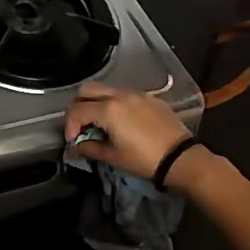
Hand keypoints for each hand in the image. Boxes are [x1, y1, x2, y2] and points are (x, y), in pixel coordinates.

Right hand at [62, 82, 202, 180]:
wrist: (180, 157)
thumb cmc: (143, 159)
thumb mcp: (113, 156)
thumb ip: (89, 147)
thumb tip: (75, 146)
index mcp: (108, 109)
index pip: (77, 110)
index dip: (69, 126)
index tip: (73, 141)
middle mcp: (120, 95)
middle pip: (87, 89)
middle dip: (78, 106)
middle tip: (81, 125)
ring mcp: (136, 93)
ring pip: (106, 89)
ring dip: (96, 102)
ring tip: (100, 124)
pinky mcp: (150, 97)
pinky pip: (124, 94)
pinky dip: (115, 103)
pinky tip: (122, 121)